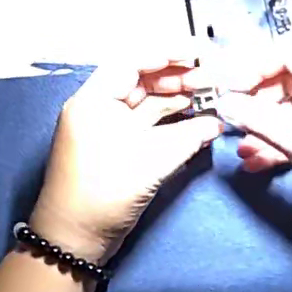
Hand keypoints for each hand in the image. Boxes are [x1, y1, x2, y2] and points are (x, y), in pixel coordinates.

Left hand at [29, 53, 221, 263]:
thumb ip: (188, 138)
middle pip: (144, 80)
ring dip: (181, 101)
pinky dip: (175, 124)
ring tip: (215, 99)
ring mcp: (111, 130)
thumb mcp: (150, 161)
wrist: (74, 238)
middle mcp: (101, 108)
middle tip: (216, 80)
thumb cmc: (102, 193)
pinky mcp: (121, 150)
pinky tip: (201, 123)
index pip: (134, 60)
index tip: (202, 53)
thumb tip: (216, 123)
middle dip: (181, 78)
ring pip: (150, 104)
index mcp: (95, 100)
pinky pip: (151, 127)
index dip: (169, 52)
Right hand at [211, 40, 291, 216]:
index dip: (251, 67)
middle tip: (235, 116)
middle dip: (256, 100)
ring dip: (265, 126)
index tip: (229, 87)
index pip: (284, 51)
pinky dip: (281, 141)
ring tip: (243, 145)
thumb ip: (255, 118)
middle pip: (287, 79)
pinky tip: (261, 159)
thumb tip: (228, 104)